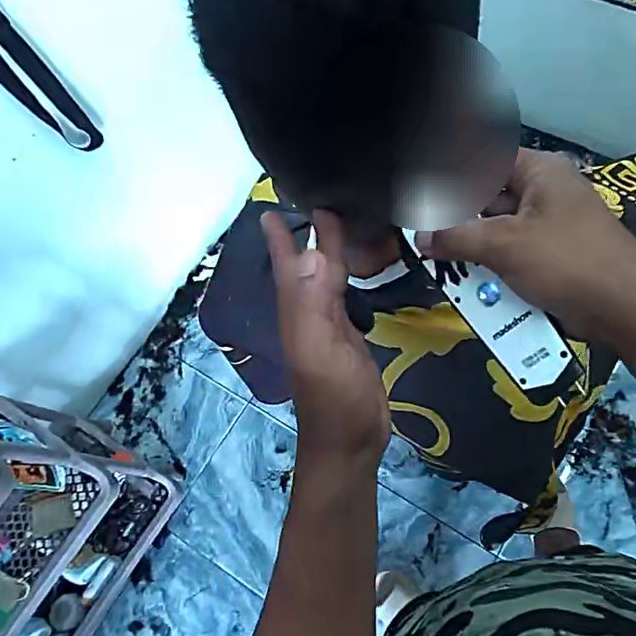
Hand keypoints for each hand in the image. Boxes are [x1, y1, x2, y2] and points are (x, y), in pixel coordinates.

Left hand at [261, 210, 389, 463]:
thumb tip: (310, 249)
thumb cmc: (335, 399)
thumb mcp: (320, 347)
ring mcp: (328, 326)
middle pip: (303, 263)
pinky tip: (352, 269)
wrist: (351, 442)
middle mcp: (308, 313)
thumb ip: (314, 301)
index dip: (283, 231)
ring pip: (323, 277)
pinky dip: (347, 275)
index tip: (282, 194)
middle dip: (302, 231)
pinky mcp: (349, 338)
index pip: (289, 260)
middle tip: (313, 198)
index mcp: (297, 310)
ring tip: (333, 222)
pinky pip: (343, 295)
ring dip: (324, 249)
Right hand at [419, 149, 635, 344]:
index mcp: (538, 173)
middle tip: (418, 227)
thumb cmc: (567, 261)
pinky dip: (487, 265)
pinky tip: (462, 277)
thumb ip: (457, 237)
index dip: (452, 169)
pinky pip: (509, 256)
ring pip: (494, 230)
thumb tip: (419, 235)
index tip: (421, 189)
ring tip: (432, 254)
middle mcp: (542, 194)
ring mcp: (546, 229)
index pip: (485, 156)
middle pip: (486, 195)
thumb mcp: (506, 245)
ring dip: (467, 244)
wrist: (624, 308)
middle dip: (453, 213)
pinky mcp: (548, 260)